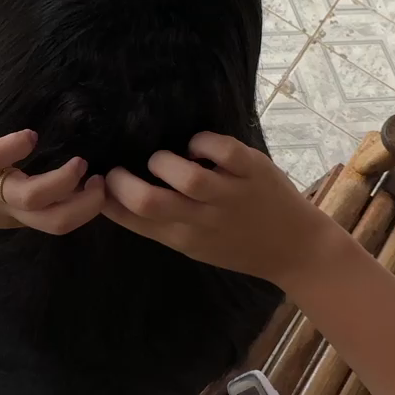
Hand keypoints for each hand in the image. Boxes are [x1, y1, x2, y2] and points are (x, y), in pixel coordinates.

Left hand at [0, 125, 104, 234]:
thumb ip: (10, 189)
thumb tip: (39, 169)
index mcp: (7, 212)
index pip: (58, 220)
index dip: (87, 210)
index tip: (103, 190)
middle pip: (55, 219)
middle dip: (87, 206)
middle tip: (103, 184)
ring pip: (32, 196)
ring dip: (62, 184)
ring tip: (79, 164)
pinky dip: (15, 148)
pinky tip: (29, 137)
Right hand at [102, 132, 335, 283]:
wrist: (297, 251)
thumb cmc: (238, 246)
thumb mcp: (194, 245)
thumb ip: (160, 223)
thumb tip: (116, 198)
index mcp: (183, 238)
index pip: (134, 220)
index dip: (106, 202)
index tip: (96, 187)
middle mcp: (203, 220)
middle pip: (150, 201)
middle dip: (123, 182)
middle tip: (116, 171)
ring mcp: (230, 195)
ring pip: (187, 176)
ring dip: (163, 162)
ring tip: (162, 159)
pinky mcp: (253, 171)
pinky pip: (223, 150)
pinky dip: (203, 142)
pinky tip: (198, 145)